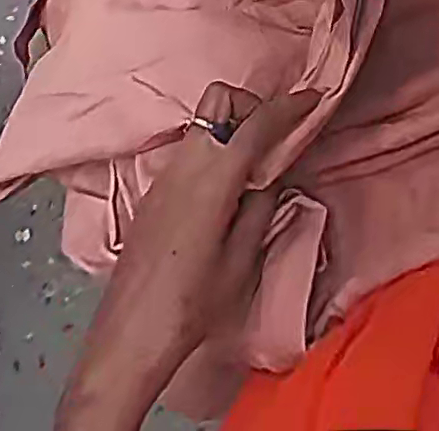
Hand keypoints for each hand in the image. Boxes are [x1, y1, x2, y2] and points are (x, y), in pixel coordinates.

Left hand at [58, 82, 321, 430]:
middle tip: (274, 137)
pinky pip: (191, 147)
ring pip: (203, 120)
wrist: (127, 339)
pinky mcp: (154, 189)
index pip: (254, 124)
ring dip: (233, 125)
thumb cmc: (190, 307)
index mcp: (211, 180)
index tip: (311, 98)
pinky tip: (228, 187)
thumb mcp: (241, 260)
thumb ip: (261, 206)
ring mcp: (164, 174)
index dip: (288, 106)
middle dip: (251, 104)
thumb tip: (272, 174)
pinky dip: (216, 147)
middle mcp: (184, 165)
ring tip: (256, 164)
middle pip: (218, 98)